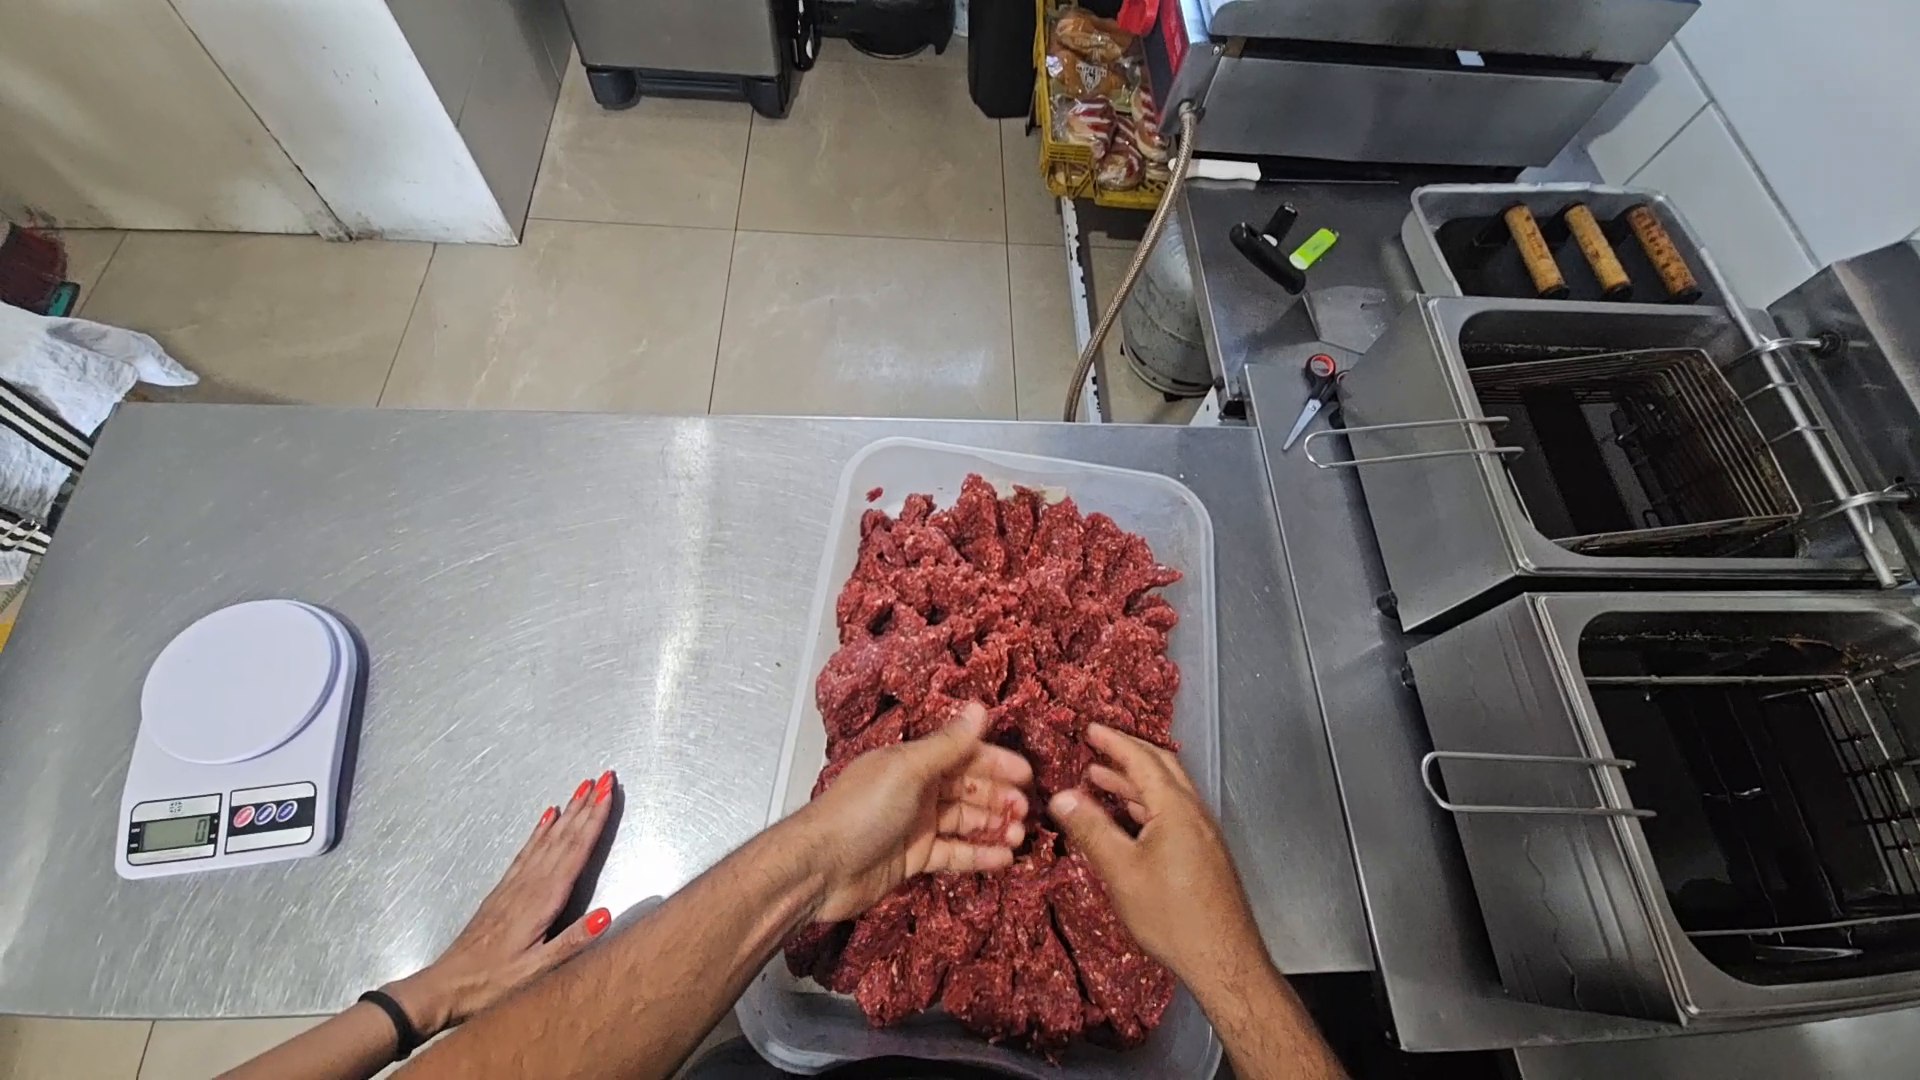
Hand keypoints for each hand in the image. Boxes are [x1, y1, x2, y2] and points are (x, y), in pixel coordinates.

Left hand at [385, 770, 616, 1036]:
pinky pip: (528, 850)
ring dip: (570, 810)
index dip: (595, 819)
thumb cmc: (490, 985)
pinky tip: (549, 815)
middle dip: (588, 804)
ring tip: (584, 787)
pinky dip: (542, 829)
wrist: (440, 990)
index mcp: (543, 900)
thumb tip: (607, 914)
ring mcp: (515, 884)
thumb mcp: (534, 972)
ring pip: (549, 838)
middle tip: (605, 777)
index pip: (576, 850)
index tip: (609, 792)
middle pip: (565, 836)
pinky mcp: (504, 889)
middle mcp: (530, 884)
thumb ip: (571, 942)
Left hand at [794, 702, 1032, 922]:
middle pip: (967, 788)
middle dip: (998, 797)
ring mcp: (916, 824)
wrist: (820, 867)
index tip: (1026, 775)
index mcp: (913, 761)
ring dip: (992, 825)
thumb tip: (980, 708)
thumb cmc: (862, 810)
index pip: (963, 755)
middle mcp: (917, 788)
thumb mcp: (909, 770)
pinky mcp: (913, 858)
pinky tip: (1003, 858)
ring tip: (1019, 835)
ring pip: (964, 820)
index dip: (995, 762)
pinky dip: (978, 854)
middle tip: (1027, 811)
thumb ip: (948, 744)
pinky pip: (954, 853)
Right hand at [1047, 725, 1264, 988]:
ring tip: (1100, 777)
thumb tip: (1060, 795)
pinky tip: (1127, 816)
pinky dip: (1145, 801)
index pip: (1142, 760)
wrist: (1226, 962)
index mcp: (1175, 807)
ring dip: (1134, 779)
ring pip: (1167, 790)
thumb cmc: (1171, 914)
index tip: (1089, 729)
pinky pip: (1172, 810)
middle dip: (1127, 752)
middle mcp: (1193, 811)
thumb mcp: (1121, 871)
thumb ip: (1091, 829)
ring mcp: (1202, 831)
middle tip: (1096, 744)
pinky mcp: (1203, 851)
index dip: (1114, 742)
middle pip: (1161, 766)